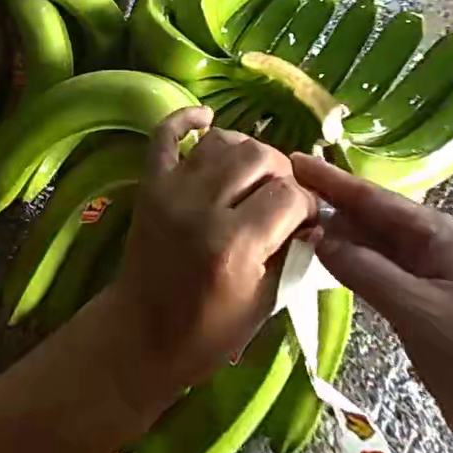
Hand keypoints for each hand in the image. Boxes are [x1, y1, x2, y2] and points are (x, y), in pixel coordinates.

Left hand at [103, 111, 316, 405]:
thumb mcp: (264, 302)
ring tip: (254, 173)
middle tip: (282, 194)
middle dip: (282, 172)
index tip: (307, 217)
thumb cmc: (207, 331)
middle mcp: (202, 207)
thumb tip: (312, 218)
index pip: (288, 195)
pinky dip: (186, 119)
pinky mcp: (150, 183)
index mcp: (234, 244)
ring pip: (222, 140)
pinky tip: (208, 117)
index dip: (307, 203)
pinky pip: (166, 134)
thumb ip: (291, 252)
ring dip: (247, 150)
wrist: (140, 336)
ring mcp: (172, 190)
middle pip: (259, 156)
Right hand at [291, 152, 452, 452]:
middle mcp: (444, 253)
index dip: (335, 181)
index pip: (379, 201)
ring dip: (345, 239)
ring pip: (383, 252)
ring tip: (298, 225)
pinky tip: (334, 270)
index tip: (295, 159)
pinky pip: (389, 281)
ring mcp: (441, 287)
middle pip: (380, 221)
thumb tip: (320, 235)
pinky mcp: (437, 318)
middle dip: (336, 206)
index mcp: (448, 238)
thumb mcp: (423, 314)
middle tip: (286, 193)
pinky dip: (359, 272)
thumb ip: (367, 271)